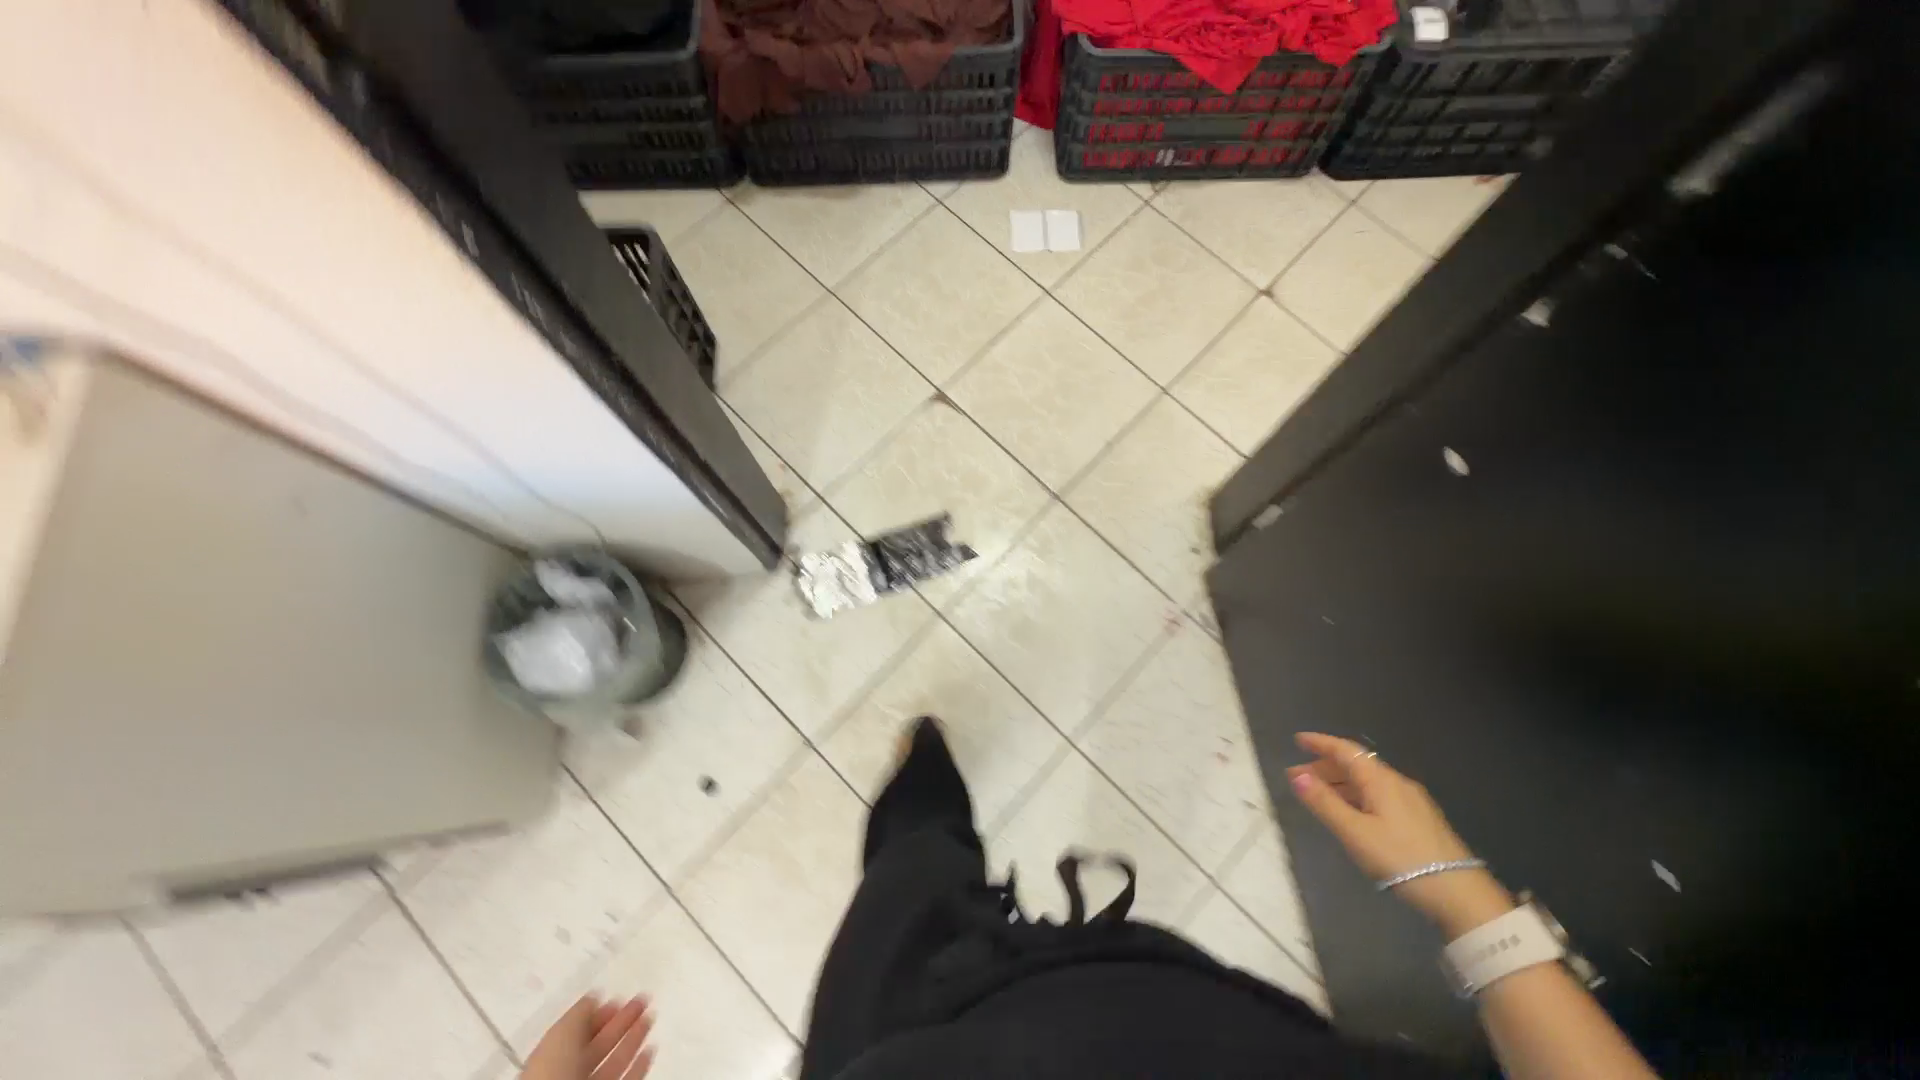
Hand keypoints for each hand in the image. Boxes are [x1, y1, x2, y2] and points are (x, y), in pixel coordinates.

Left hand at [521, 994, 654, 1079]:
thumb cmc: (553, 1073)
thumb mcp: (561, 1035)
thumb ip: (578, 1014)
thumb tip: (594, 996)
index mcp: (553, 1056)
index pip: (578, 1030)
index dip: (598, 1012)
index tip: (618, 997)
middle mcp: (571, 1071)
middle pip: (600, 1043)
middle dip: (622, 1020)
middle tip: (641, 1000)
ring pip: (616, 1059)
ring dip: (634, 1037)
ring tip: (650, 1017)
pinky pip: (628, 1078)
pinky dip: (639, 1065)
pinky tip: (650, 1049)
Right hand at [1286, 732, 1513, 936]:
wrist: (1458, 892)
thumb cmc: (1400, 858)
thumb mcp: (1355, 832)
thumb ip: (1324, 803)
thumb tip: (1296, 775)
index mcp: (1381, 781)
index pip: (1346, 750)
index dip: (1321, 743)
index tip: (1297, 740)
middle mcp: (1397, 783)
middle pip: (1356, 765)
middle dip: (1324, 767)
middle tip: (1298, 778)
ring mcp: (1411, 801)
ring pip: (1368, 782)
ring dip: (1339, 783)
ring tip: (1317, 796)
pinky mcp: (1418, 819)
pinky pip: (1378, 796)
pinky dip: (1356, 796)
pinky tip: (1350, 813)